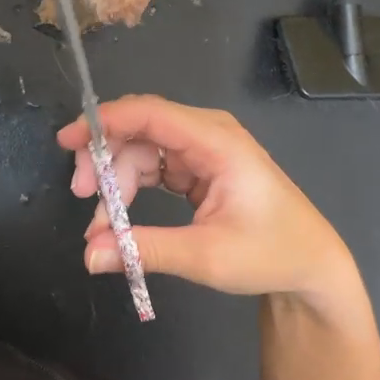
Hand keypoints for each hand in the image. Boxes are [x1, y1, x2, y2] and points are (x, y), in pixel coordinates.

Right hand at [56, 95, 365, 317]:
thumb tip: (88, 256)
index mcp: (217, 142)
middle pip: (139, 129)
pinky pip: (151, 165)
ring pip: (140, 148)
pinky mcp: (196, 166)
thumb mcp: (206, 257)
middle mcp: (206, 134)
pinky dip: (129, 188)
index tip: (68, 141)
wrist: (311, 265)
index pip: (151, 114)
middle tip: (82, 196)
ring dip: (114, 180)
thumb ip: (145, 251)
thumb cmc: (271, 254)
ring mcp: (201, 149)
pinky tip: (116, 217)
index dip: (105, 121)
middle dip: (104, 159)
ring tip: (100, 226)